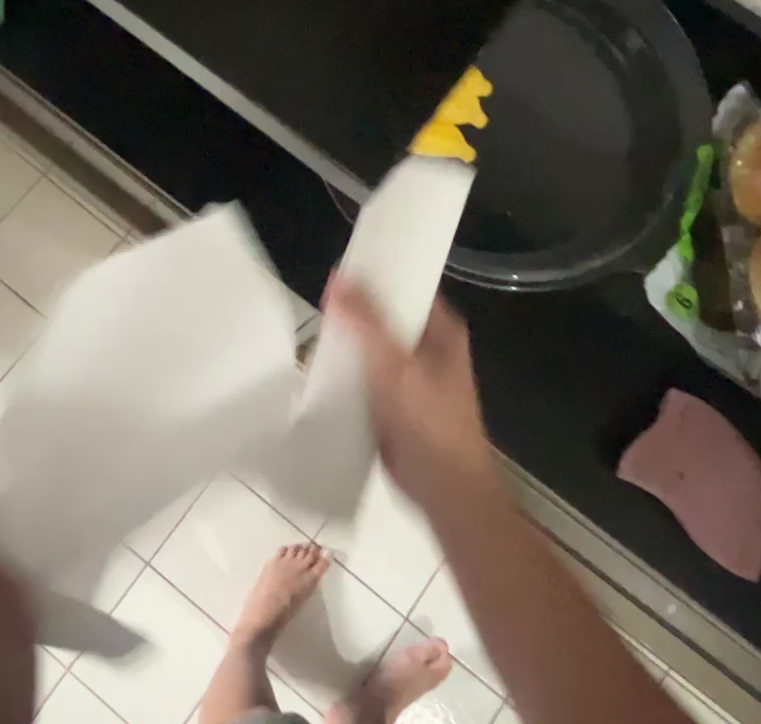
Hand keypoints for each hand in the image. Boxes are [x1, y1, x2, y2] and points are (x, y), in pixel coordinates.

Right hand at [326, 281, 496, 504]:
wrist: (444, 491)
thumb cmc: (429, 423)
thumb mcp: (396, 365)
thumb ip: (366, 322)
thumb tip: (338, 278)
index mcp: (441, 330)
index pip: (407, 284)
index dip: (376, 274)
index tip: (340, 269)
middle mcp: (427, 348)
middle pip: (384, 317)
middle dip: (353, 315)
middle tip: (320, 309)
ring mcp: (410, 378)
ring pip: (370, 349)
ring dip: (346, 347)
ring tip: (315, 340)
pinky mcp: (393, 404)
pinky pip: (364, 378)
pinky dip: (346, 375)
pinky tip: (321, 374)